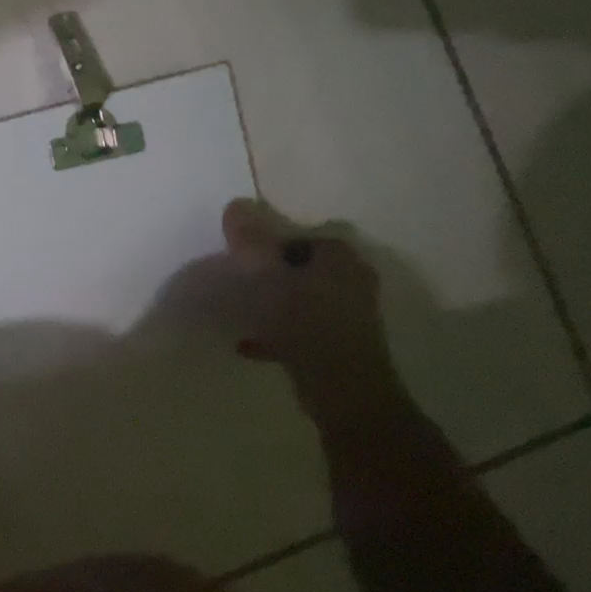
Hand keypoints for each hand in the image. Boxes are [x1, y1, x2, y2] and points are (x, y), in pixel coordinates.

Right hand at [222, 198, 401, 422]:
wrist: (341, 388)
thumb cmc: (305, 323)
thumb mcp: (267, 277)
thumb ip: (252, 243)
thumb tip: (237, 203)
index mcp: (341, 261)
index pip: (308, 238)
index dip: (275, 244)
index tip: (246, 257)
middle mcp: (353, 282)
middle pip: (306, 268)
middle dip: (275, 272)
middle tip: (243, 281)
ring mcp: (351, 316)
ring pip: (306, 297)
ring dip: (278, 301)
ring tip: (247, 311)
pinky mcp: (342, 345)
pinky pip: (305, 326)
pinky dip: (281, 330)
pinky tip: (252, 343)